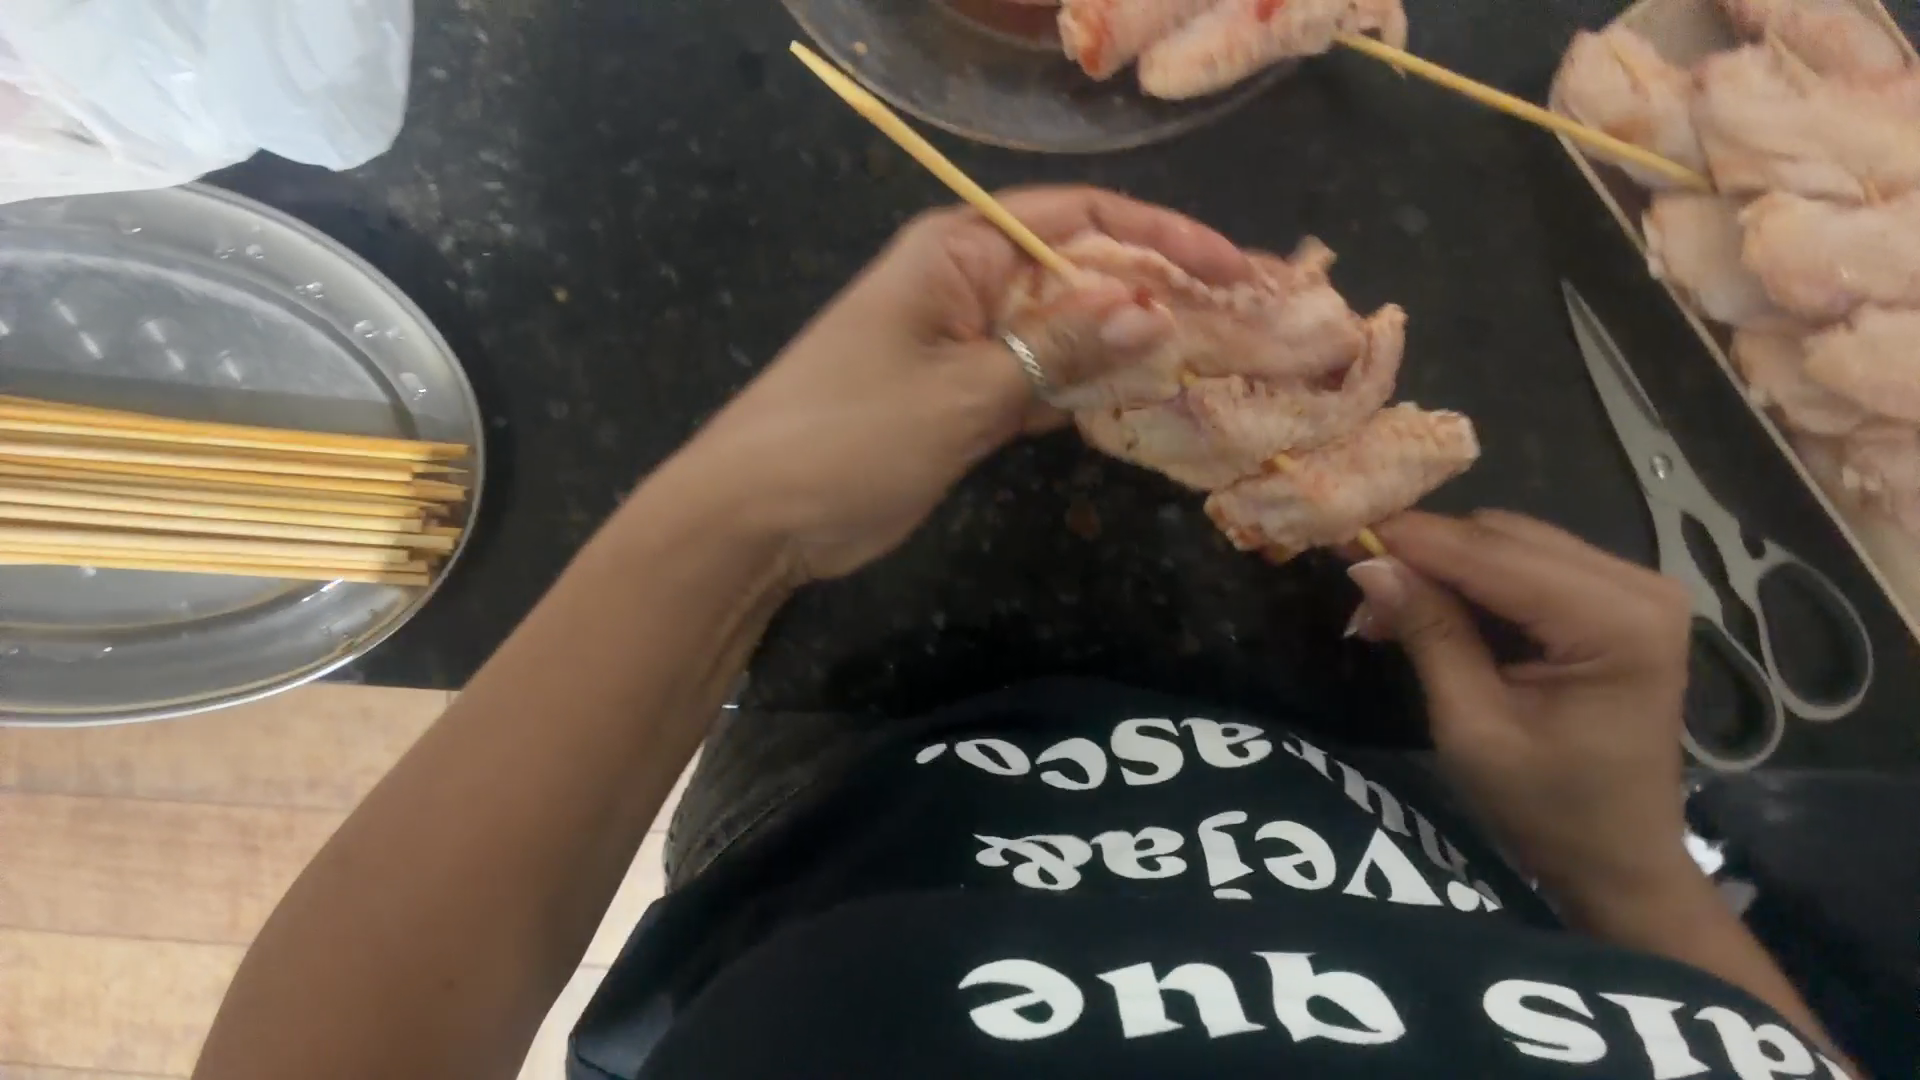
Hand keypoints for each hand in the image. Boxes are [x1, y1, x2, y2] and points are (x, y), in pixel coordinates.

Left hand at [654, 186, 1248, 583]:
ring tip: (1212, 364)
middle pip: (1078, 274)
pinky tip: (1141, 406)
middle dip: (1156, 295)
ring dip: (1127, 349)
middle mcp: (965, 286)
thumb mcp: (960, 392)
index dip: (1160, 237)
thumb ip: (1056, 349)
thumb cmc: (848, 438)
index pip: (1076, 219)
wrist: (757, 516)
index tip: (1233, 269)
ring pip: (1064, 334)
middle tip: (1242, 323)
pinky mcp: (964, 401)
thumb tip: (1153, 307)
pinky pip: (1039, 383)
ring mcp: (965, 346)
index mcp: (955, 252)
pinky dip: (1084, 394)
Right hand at [1344, 510, 1699, 909]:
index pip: (1491, 555)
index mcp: (1616, 622)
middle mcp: (1636, 587)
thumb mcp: (1470, 723)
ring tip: (1384, 608)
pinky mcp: (1612, 600)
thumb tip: (1367, 564)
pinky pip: (1521, 563)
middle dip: (1422, 553)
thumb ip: (1427, 633)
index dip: (1410, 540)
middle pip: (1501, 535)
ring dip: (1438, 565)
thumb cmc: (1544, 804)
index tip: (1339, 534)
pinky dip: (1465, 579)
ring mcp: (1630, 589)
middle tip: (1358, 586)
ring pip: (1505, 541)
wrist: (1616, 856)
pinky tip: (1425, 610)